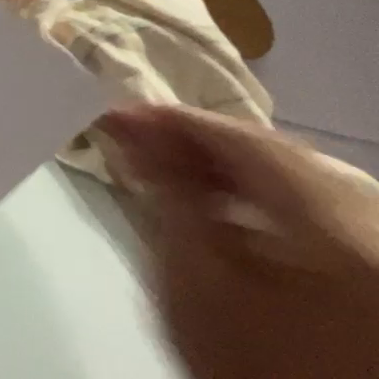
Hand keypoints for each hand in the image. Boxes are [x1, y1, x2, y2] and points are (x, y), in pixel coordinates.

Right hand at [101, 104, 378, 378]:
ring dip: (231, 168)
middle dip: (202, 143)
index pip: (247, 143)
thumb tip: (137, 129)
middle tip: (135, 139)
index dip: (175, 119)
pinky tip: (223, 204)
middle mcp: (378, 228)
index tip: (115, 113)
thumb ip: (167, 192)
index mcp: (336, 228)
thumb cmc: (238, 354)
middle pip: (282, 158)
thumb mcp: (189, 274)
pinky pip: (325, 208)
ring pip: (304, 180)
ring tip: (169, 170)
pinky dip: (266, 196)